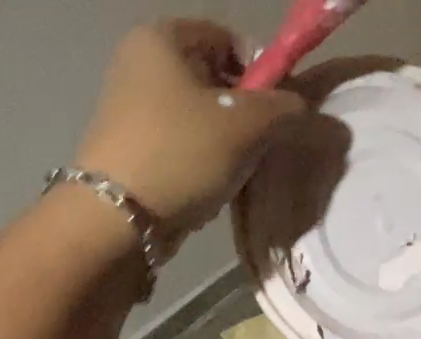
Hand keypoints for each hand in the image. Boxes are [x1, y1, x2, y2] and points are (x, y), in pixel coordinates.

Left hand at [74, 21, 306, 239]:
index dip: (261, 71)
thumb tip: (300, 107)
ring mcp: (130, 108)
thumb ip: (284, 108)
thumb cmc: (184, 155)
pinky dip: (202, 162)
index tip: (277, 110)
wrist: (120, 218)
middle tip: (262, 145)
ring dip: (226, 142)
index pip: (228, 39)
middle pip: (214, 80)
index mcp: (162, 38)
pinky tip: (210, 186)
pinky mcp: (131, 148)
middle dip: (245, 112)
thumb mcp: (247, 126)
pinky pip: (181, 145)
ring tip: (236, 171)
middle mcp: (139, 63)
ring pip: (199, 116)